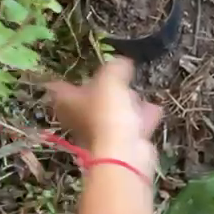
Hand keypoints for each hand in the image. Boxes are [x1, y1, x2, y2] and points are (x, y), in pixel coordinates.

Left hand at [44, 58, 162, 165]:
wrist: (124, 152)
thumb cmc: (108, 112)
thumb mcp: (111, 80)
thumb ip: (116, 67)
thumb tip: (122, 61)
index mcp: (69, 102)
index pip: (59, 88)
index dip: (65, 80)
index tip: (72, 73)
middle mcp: (81, 118)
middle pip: (88, 102)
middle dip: (101, 92)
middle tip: (112, 79)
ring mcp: (102, 133)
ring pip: (112, 114)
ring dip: (125, 104)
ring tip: (136, 93)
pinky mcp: (122, 142)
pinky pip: (132, 125)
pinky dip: (142, 117)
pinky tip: (153, 109)